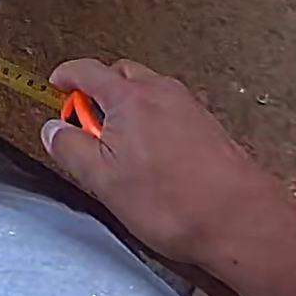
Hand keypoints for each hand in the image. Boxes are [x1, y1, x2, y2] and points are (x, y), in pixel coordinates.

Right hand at [41, 58, 295, 273]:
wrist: (243, 224)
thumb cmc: (175, 203)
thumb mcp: (102, 180)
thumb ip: (69, 148)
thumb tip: (52, 130)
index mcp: (129, 98)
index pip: (87, 70)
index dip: (66, 75)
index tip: (57, 84)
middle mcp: (160, 92)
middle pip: (119, 73)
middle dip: (98, 89)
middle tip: (88, 123)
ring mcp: (188, 106)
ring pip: (146, 89)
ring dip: (127, 104)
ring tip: (122, 145)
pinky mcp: (208, 125)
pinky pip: (169, 107)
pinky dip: (153, 117)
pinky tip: (153, 155)